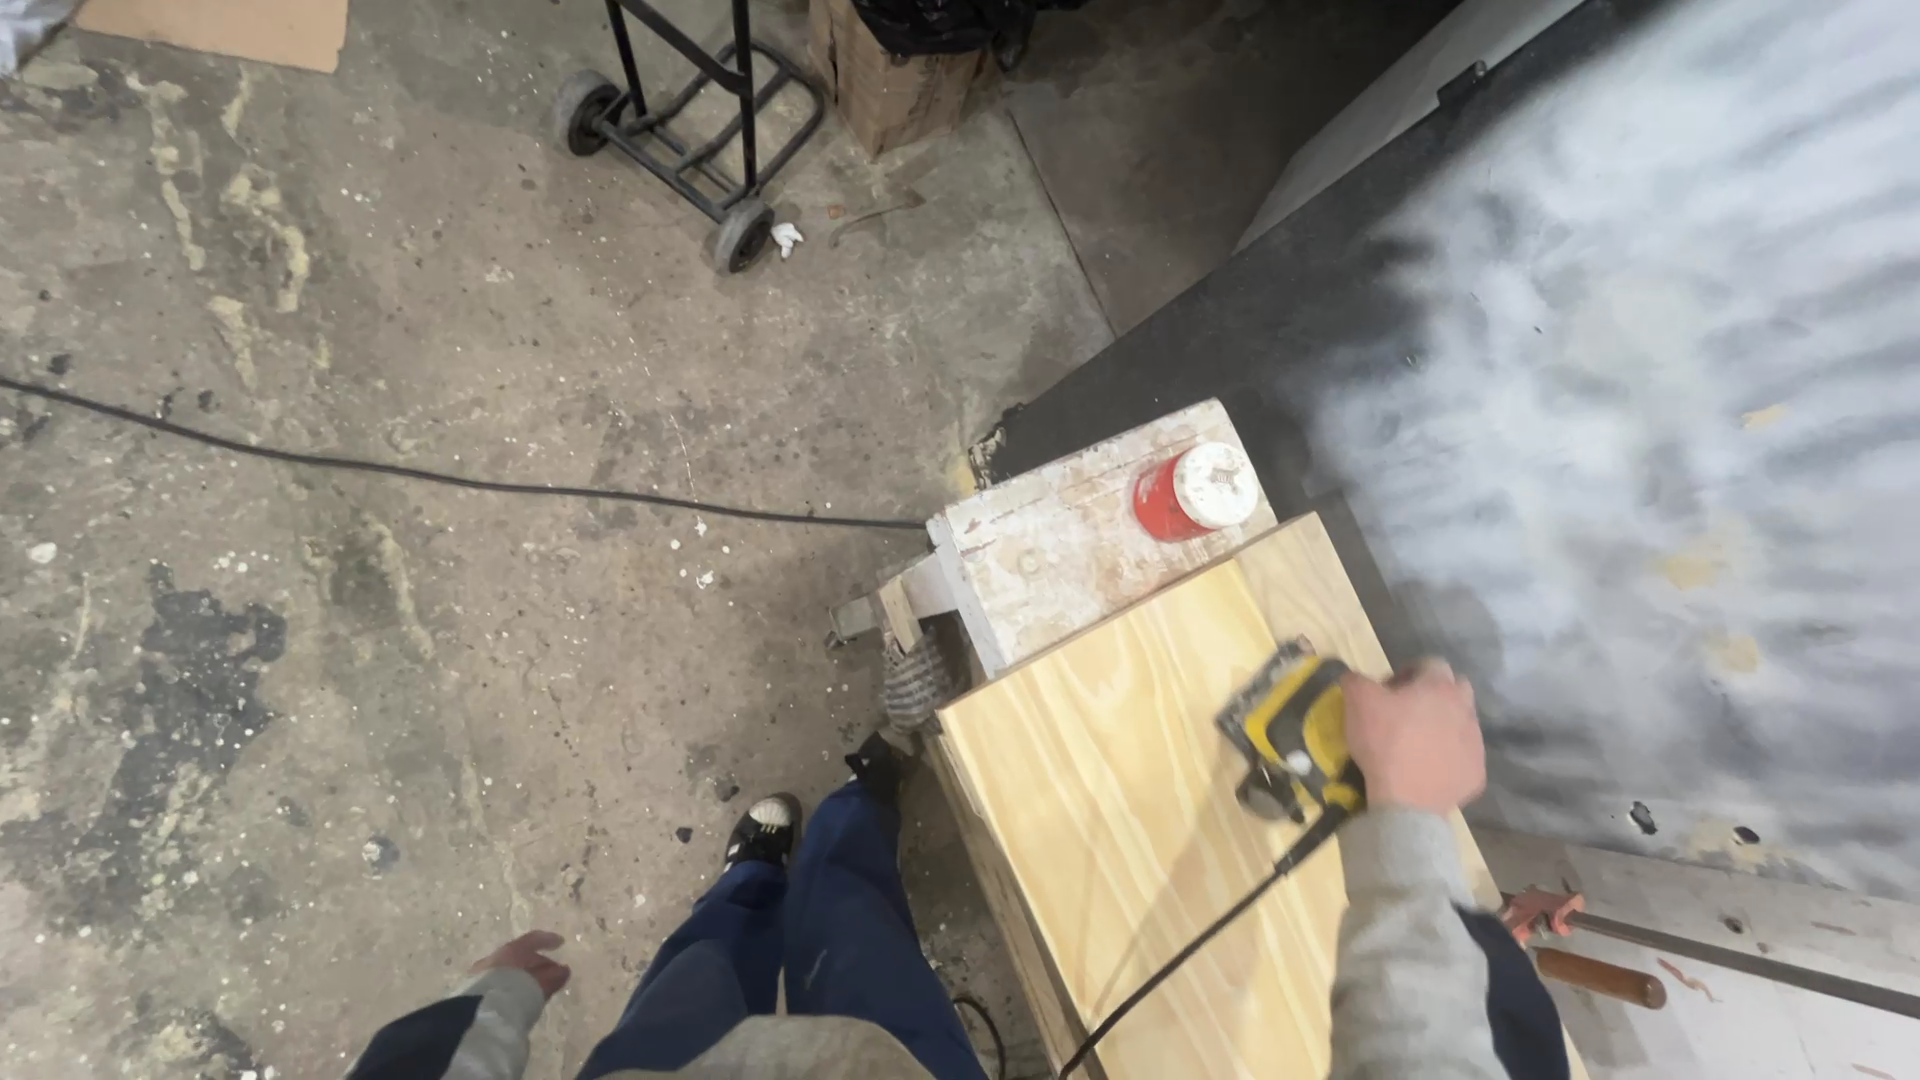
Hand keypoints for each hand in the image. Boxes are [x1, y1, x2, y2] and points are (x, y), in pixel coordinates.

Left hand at [470, 930, 571, 998]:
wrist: (478, 1016)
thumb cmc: (515, 992)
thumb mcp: (541, 984)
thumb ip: (554, 975)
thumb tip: (563, 970)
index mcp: (512, 950)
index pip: (533, 939)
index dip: (548, 940)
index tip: (560, 943)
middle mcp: (494, 958)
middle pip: (518, 956)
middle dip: (534, 964)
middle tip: (549, 973)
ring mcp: (478, 975)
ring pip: (505, 972)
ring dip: (520, 978)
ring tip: (532, 989)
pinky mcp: (469, 994)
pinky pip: (495, 985)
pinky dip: (508, 988)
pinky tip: (516, 999)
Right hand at [1341, 659, 1485, 815]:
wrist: (1406, 799)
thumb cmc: (1384, 741)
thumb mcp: (1356, 700)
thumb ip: (1355, 678)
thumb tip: (1357, 677)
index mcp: (1439, 687)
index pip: (1431, 663)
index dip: (1408, 671)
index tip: (1389, 689)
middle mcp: (1465, 710)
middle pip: (1456, 688)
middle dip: (1434, 693)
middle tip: (1407, 709)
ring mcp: (1475, 743)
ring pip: (1461, 722)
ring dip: (1442, 724)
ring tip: (1415, 740)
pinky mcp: (1477, 772)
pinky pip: (1462, 754)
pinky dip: (1447, 755)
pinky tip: (1424, 765)